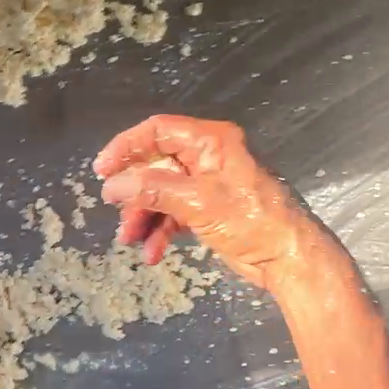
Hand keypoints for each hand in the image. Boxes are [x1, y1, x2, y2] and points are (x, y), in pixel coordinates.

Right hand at [92, 114, 331, 291]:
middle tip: (116, 213)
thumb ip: (151, 190)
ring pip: (161, 193)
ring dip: (144, 216)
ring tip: (130, 239)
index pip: (157, 131)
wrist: (287, 257)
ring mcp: (207, 185)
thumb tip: (112, 186)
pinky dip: (161, 230)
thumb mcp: (195, 201)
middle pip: (156, 165)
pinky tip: (152, 252)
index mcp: (210, 141)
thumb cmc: (248, 219)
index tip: (101, 171)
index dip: (126, 147)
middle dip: (134, 193)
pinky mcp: (208, 211)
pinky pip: (174, 213)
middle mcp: (207, 157)